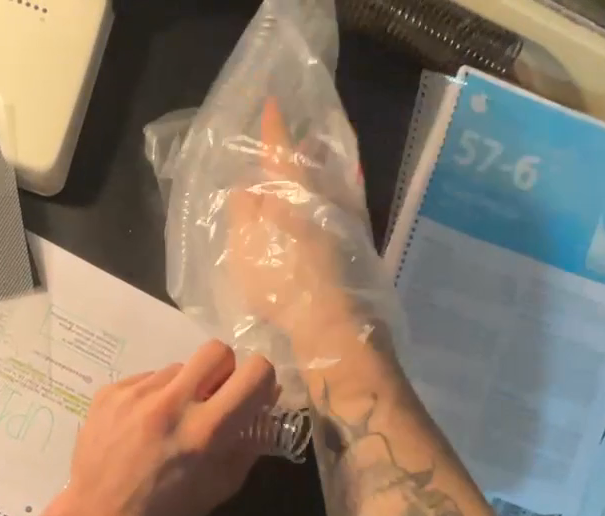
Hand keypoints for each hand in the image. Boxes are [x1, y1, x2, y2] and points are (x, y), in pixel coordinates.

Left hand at [35, 341, 277, 515]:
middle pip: (216, 350)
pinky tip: (141, 428)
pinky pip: (146, 380)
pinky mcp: (108, 392)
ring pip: (178, 368)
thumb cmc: (165, 511)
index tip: (250, 396)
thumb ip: (249, 441)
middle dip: (223, 371)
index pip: (255, 371)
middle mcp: (171, 403)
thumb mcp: (221, 487)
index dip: (260, 380)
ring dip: (183, 389)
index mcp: (205, 430)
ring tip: (168, 424)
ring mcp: (135, 394)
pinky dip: (153, 398)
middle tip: (212, 400)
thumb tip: (266, 400)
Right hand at [226, 99, 352, 344]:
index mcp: (293, 193)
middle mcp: (325, 195)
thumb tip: (246, 188)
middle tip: (293, 136)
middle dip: (300, 148)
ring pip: (332, 181)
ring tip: (312, 161)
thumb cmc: (284, 288)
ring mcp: (347, 216)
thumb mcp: (247, 254)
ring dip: (320, 169)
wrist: (334, 324)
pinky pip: (346, 203)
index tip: (272, 101)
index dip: (273, 128)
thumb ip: (244, 218)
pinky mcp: (360, 240)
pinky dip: (336, 193)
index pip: (280, 150)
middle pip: (311, 163)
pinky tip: (334, 197)